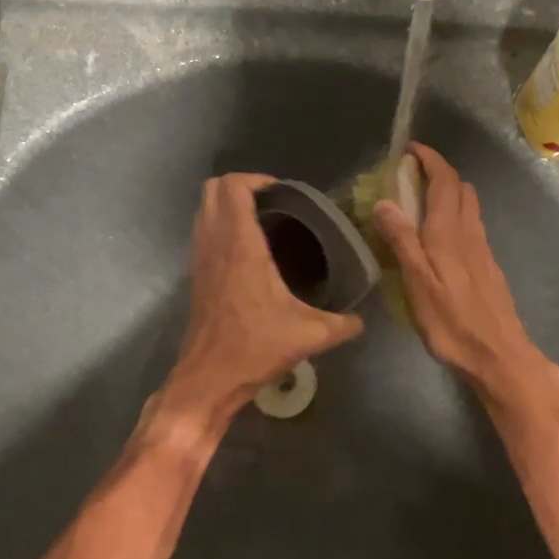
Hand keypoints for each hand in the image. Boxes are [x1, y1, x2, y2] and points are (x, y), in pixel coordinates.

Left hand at [161, 174, 363, 424]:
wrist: (210, 379)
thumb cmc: (254, 349)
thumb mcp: (309, 335)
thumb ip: (342, 323)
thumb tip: (362, 318)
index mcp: (240, 246)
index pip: (234, 188)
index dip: (256, 179)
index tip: (284, 192)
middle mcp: (215, 244)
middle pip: (213, 189)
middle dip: (241, 186)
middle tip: (274, 201)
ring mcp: (201, 258)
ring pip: (204, 209)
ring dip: (228, 205)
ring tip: (263, 218)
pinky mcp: (196, 275)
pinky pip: (204, 232)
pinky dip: (221, 225)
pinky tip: (250, 248)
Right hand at [371, 145, 558, 399]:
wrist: (499, 355)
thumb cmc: (453, 322)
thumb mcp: (418, 283)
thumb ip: (402, 240)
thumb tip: (385, 201)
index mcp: (449, 232)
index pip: (444, 181)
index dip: (430, 159)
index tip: (410, 149)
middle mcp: (470, 233)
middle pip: (460, 188)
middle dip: (437, 173)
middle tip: (409, 177)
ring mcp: (483, 249)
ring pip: (468, 207)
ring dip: (446, 194)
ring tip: (418, 205)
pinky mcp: (487, 267)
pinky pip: (470, 227)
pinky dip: (453, 217)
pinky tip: (437, 239)